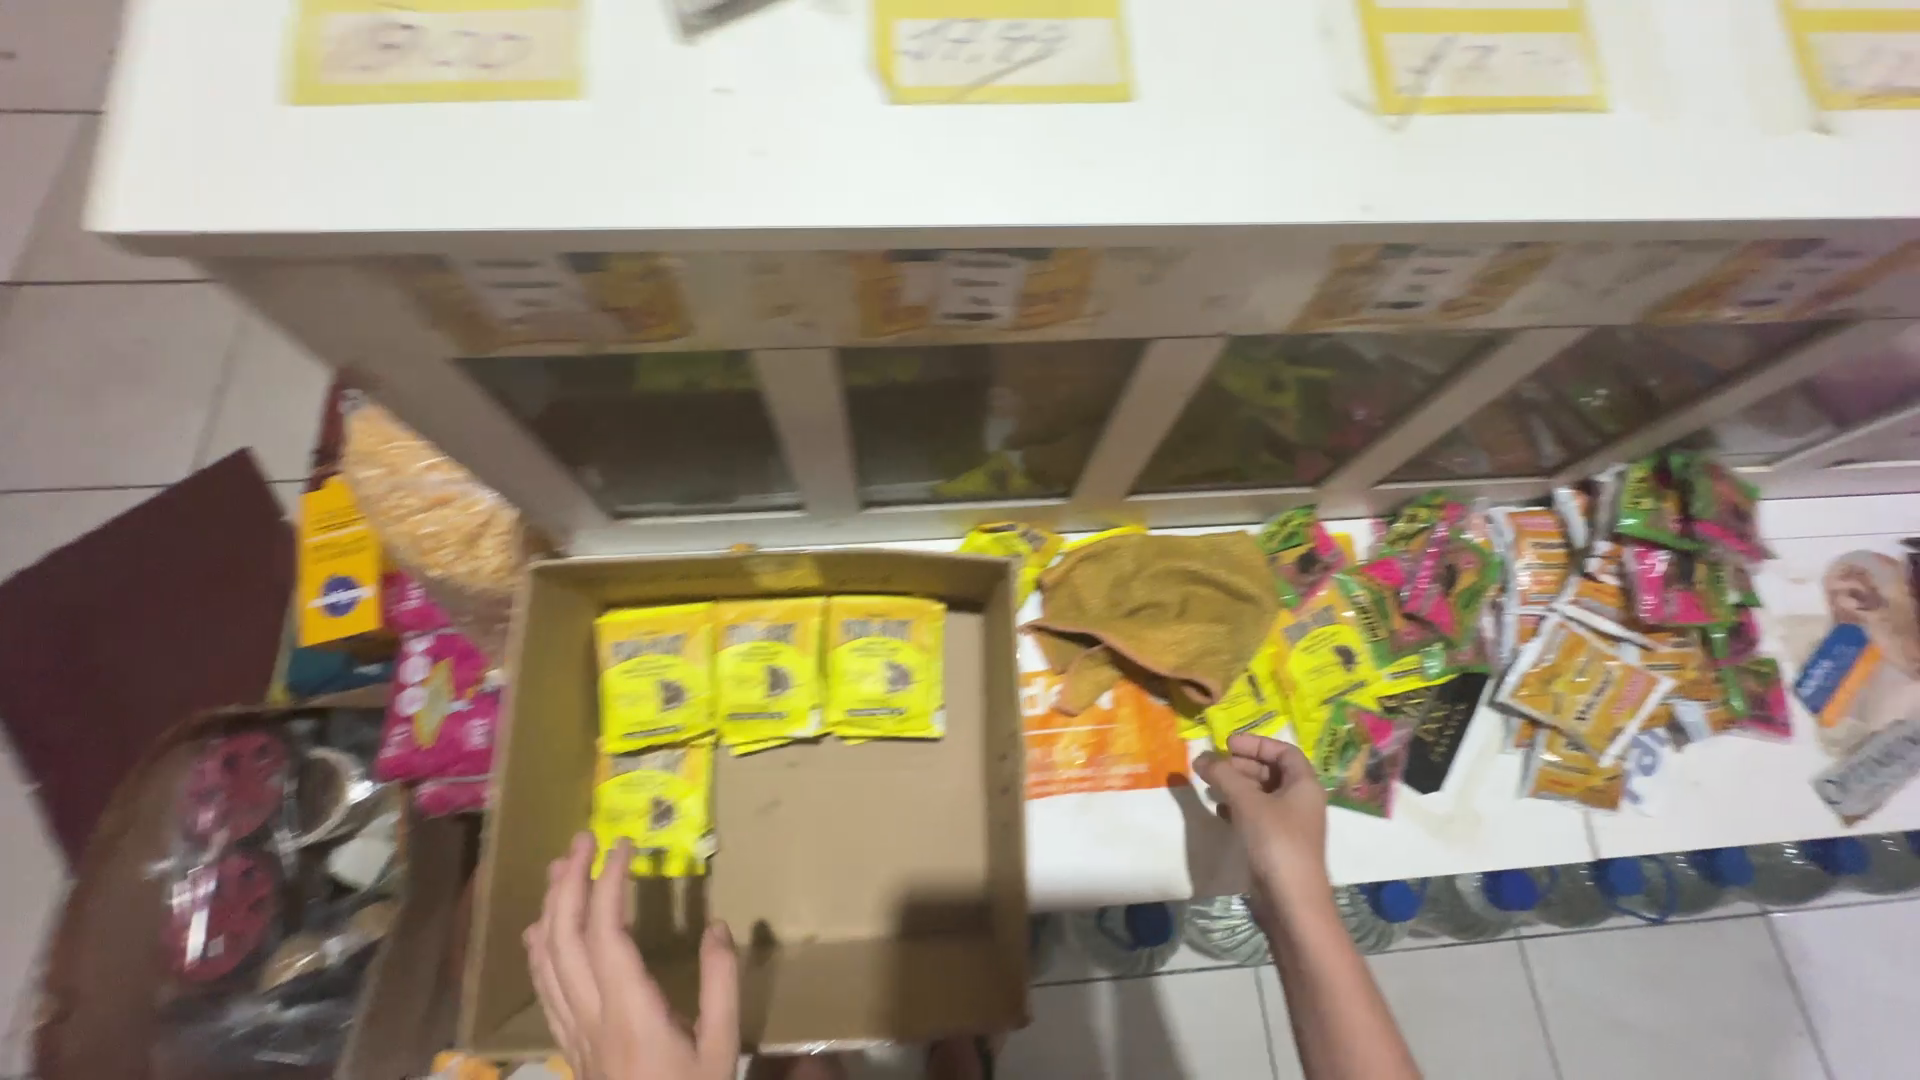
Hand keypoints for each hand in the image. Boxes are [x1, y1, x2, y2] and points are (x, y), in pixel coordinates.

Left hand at [524, 833, 738, 1079]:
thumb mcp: (723, 1044)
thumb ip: (720, 982)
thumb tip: (715, 925)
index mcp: (630, 1011)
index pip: (606, 934)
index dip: (610, 883)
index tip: (625, 845)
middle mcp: (591, 1016)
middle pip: (565, 939)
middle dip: (571, 882)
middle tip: (584, 839)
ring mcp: (574, 1032)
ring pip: (547, 961)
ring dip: (551, 908)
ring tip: (561, 867)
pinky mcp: (570, 1045)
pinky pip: (544, 990)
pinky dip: (538, 951)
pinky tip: (539, 930)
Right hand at [1194, 734, 1329, 915]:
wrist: (1291, 900)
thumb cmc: (1275, 841)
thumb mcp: (1246, 801)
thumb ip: (1223, 775)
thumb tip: (1200, 757)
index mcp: (1305, 785)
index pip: (1284, 751)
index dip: (1257, 743)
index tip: (1228, 744)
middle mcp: (1301, 801)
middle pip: (1272, 771)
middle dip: (1242, 764)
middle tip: (1215, 764)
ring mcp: (1290, 824)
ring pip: (1262, 794)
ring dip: (1237, 785)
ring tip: (1211, 785)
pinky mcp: (1277, 844)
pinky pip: (1257, 815)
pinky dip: (1238, 807)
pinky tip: (1219, 811)